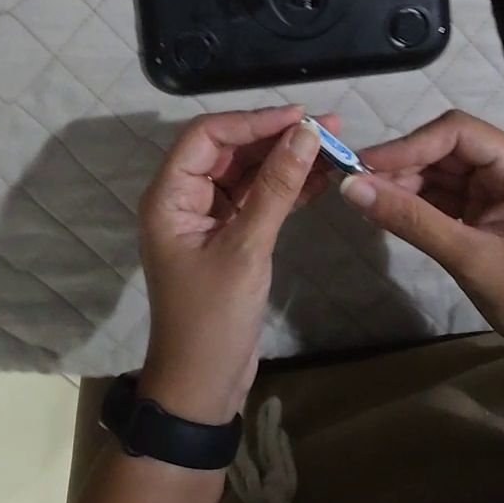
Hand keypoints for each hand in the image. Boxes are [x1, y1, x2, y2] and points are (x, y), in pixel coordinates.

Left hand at [135, 106, 333, 423]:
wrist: (204, 387)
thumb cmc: (213, 319)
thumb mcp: (247, 249)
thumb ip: (276, 188)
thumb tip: (306, 133)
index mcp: (169, 195)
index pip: (208, 136)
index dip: (253, 121)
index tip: (299, 116)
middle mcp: (184, 197)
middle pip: (230, 149)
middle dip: (276, 137)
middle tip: (327, 127)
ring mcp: (207, 216)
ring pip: (248, 172)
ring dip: (286, 160)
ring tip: (333, 146)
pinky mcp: (230, 235)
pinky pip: (258, 197)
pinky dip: (287, 187)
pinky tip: (322, 179)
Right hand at [339, 110, 503, 355]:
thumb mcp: (468, 258)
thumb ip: (410, 220)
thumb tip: (350, 189)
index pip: (459, 132)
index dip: (411, 143)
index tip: (367, 164)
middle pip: (446, 146)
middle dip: (404, 162)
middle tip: (358, 184)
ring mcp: (497, 188)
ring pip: (440, 168)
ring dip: (405, 182)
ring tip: (368, 199)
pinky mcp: (485, 207)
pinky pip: (443, 192)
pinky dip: (415, 200)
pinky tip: (388, 210)